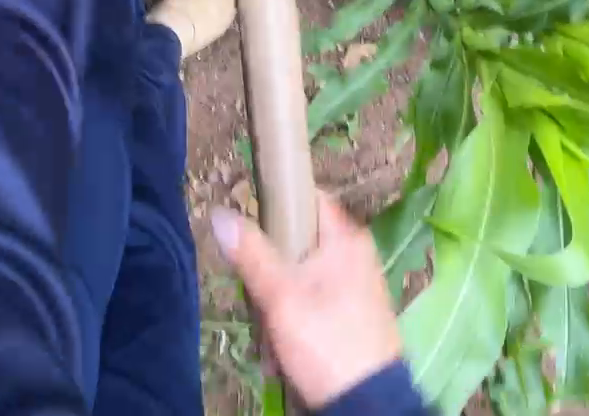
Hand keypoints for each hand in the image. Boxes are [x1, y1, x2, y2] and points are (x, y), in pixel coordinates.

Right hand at [211, 194, 404, 409]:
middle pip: (298, 237)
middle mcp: (355, 254)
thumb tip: (220, 213)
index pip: (308, 194)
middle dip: (270, 264)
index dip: (279, 198)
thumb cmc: (327, 340)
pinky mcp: (351, 315)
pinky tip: (279, 343)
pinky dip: (293, 315)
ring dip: (277, 298)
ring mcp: (354, 285)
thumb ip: (251, 253)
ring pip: (300, 272)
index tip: (251, 215)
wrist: (368, 408)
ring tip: (265, 324)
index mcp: (346, 237)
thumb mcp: (281, 295)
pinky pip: (312, 299)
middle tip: (254, 286)